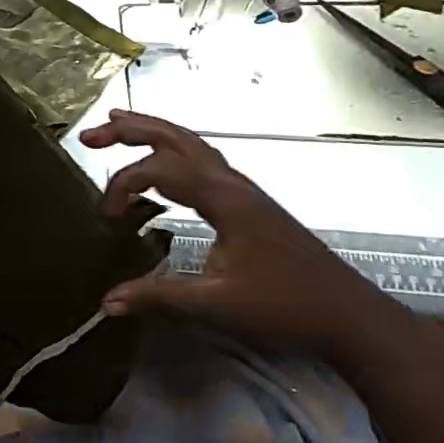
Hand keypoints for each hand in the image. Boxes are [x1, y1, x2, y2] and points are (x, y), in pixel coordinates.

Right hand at [84, 110, 410, 360]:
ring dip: (152, 132)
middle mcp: (231, 181)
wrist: (352, 318)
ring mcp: (243, 189)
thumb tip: (106, 301)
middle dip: (130, 130)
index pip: (159, 169)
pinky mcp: (248, 202)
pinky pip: (201, 159)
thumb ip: (159, 296)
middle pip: (175, 137)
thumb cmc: (287, 307)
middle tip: (90, 134)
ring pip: (191, 143)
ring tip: (117, 125)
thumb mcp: (218, 305)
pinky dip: (172, 150)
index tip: (105, 218)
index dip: (123, 185)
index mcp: (223, 197)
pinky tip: (163, 165)